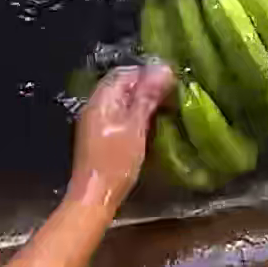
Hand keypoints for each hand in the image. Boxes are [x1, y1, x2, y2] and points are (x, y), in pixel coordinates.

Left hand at [68, 63, 174, 213]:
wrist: (95, 197)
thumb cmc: (116, 161)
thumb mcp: (136, 127)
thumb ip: (147, 97)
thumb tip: (164, 69)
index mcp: (101, 102)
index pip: (124, 73)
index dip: (148, 72)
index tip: (171, 79)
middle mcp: (95, 107)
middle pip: (123, 85)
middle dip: (147, 85)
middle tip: (172, 93)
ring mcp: (97, 122)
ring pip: (122, 100)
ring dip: (143, 100)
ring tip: (166, 105)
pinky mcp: (101, 135)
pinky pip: (120, 113)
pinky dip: (137, 112)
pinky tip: (151, 121)